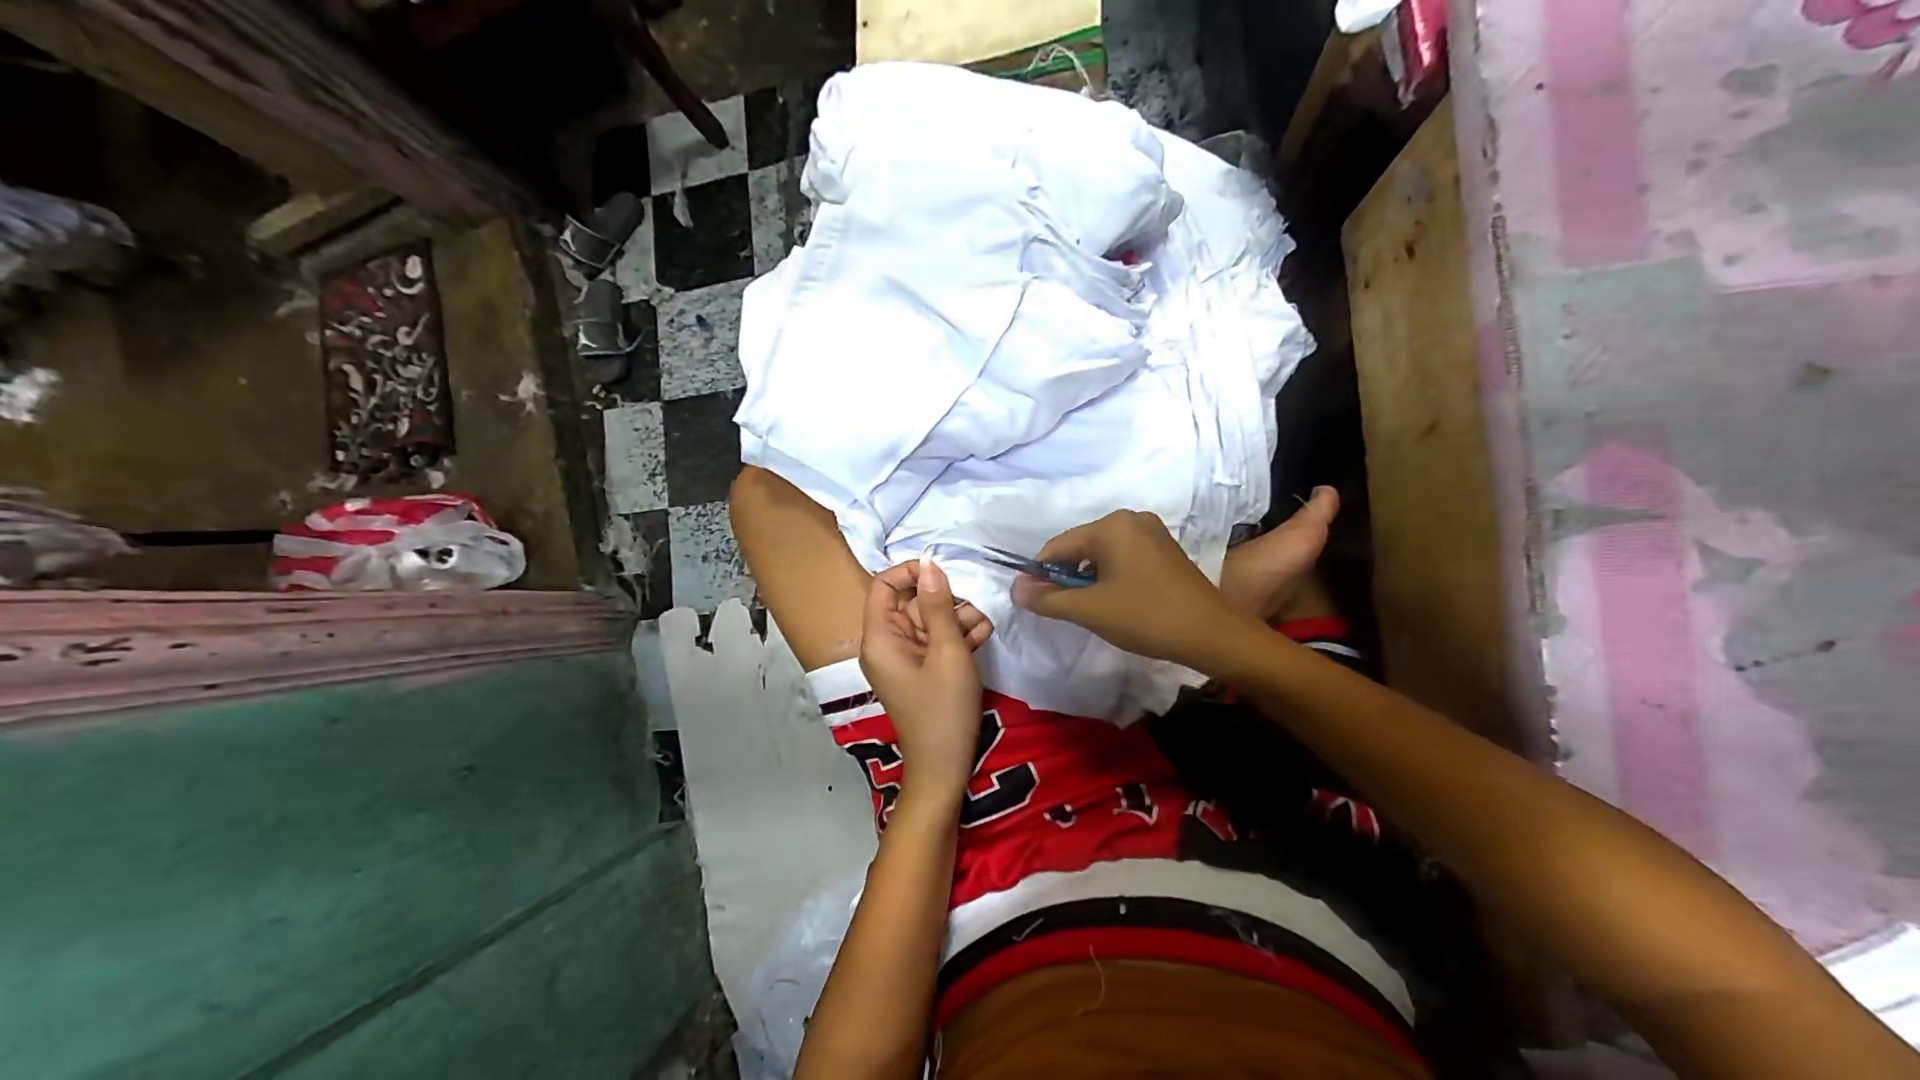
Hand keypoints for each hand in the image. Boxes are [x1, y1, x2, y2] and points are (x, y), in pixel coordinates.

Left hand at [860, 559, 986, 802]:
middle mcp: (888, 643)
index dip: (911, 573)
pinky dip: (958, 637)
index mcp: (880, 637)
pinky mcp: (924, 669)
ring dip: (959, 619)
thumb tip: (929, 564)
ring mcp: (906, 657)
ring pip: (931, 619)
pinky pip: (937, 640)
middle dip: (947, 601)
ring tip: (982, 630)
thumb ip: (939, 606)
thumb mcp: (947, 652)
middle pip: (913, 601)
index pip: (884, 585)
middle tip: (973, 613)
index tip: (944, 573)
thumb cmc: (943, 709)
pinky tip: (981, 641)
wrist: (944, 767)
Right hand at [1012, 510, 1257, 672]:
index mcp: (1111, 525)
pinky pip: (1124, 559)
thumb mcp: (1089, 610)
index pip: (1057, 547)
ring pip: (1102, 555)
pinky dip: (1112, 578)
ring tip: (1095, 611)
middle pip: (1080, 548)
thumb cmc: (1145, 616)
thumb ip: (1047, 598)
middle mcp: (1131, 519)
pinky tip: (1118, 603)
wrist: (1211, 634)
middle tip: (1071, 612)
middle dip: (1068, 579)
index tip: (1038, 604)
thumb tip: (1016, 588)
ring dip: (1090, 581)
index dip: (1041, 576)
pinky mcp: (1165, 550)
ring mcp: (1152, 533)